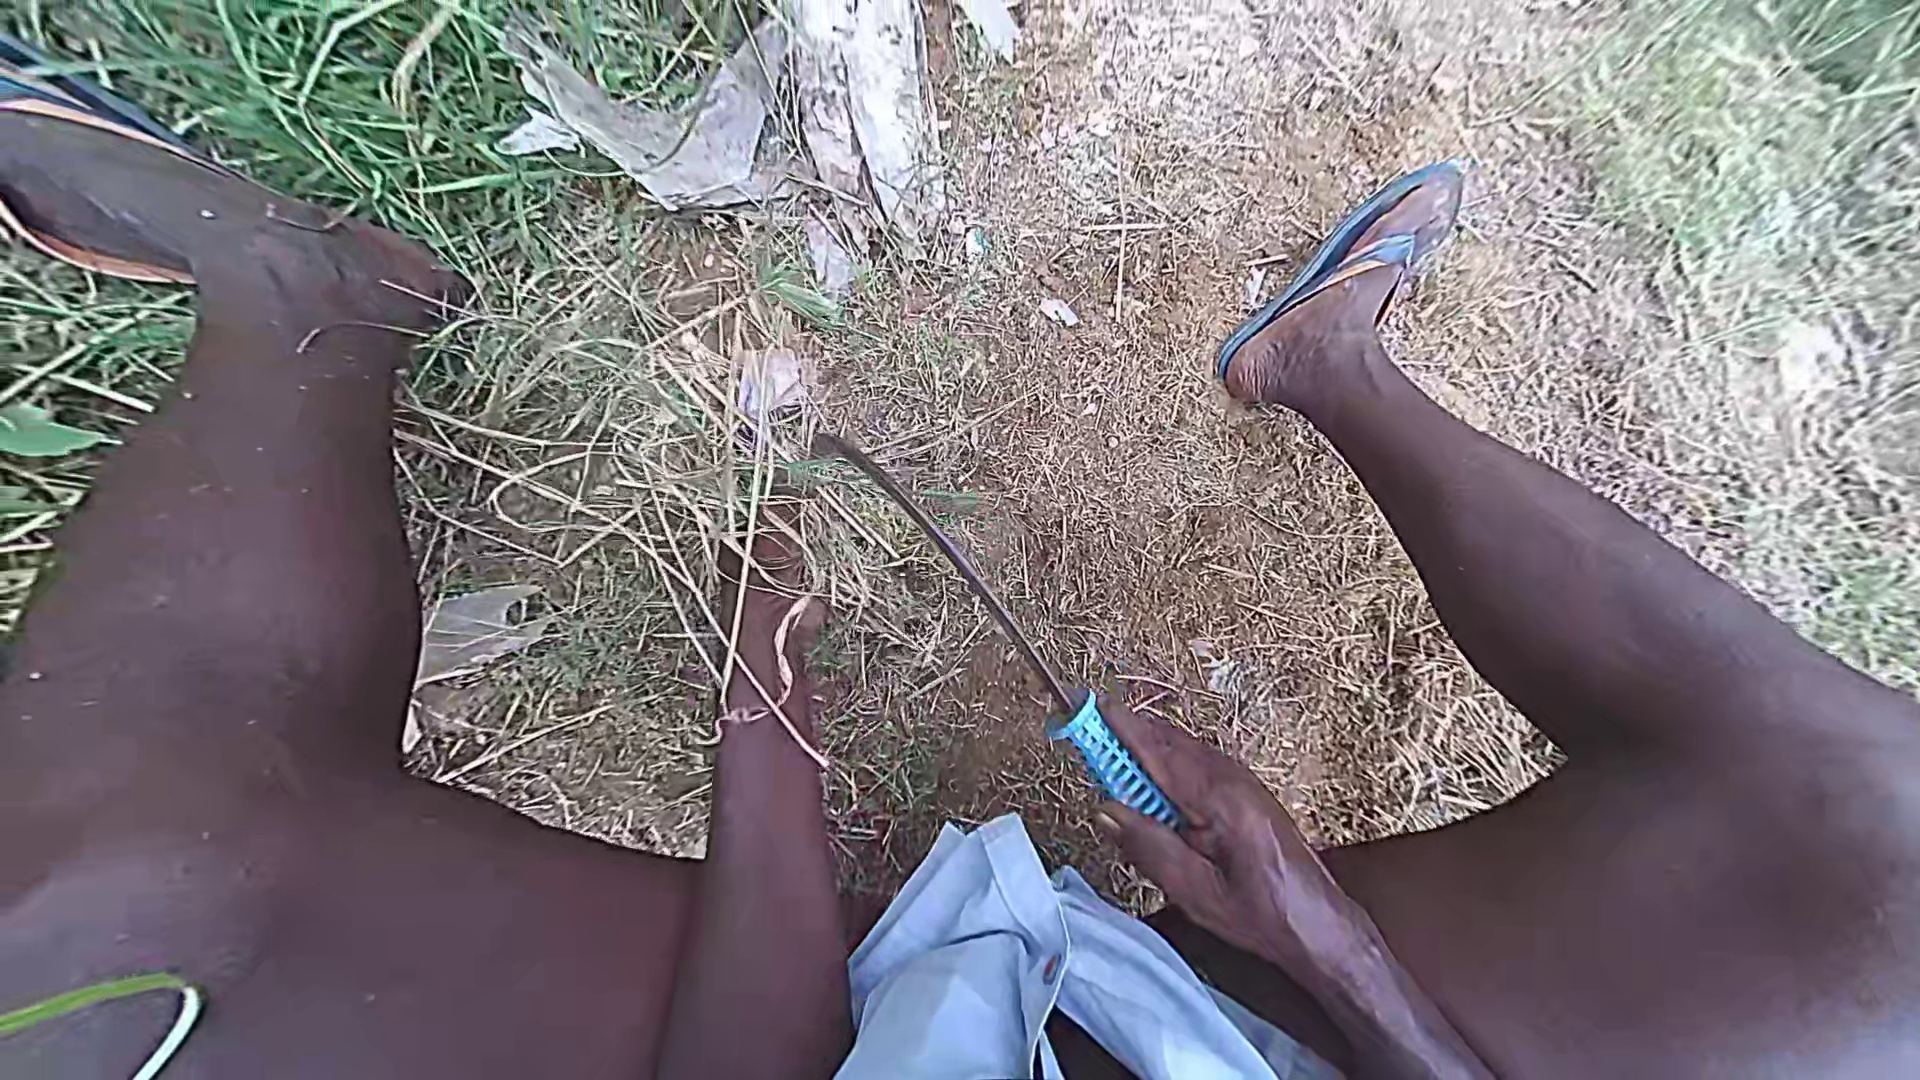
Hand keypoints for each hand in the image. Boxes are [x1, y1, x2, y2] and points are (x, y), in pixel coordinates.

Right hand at [1096, 697, 1372, 978]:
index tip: (1087, 704)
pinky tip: (1149, 785)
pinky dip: (1160, 759)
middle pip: (1164, 739)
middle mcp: (1228, 774)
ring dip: (1140, 748)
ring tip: (1111, 764)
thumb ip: (1147, 845)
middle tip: (1086, 736)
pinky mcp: (1239, 784)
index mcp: (1217, 797)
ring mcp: (1237, 775)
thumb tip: (1104, 809)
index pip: (1155, 749)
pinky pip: (1191, 758)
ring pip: (1177, 746)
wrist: (1321, 924)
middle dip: (1122, 733)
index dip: (1117, 725)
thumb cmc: (1260, 914)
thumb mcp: (1194, 892)